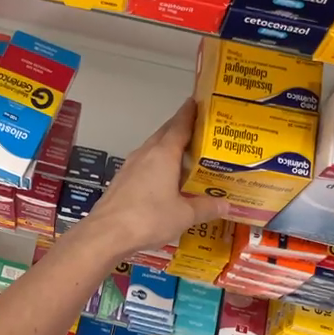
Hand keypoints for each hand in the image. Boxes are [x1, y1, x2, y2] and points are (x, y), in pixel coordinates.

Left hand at [66, 100, 228, 259]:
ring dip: (168, 145)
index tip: (199, 101)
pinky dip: (157, 162)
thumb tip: (226, 205)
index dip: (191, 112)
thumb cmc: (149, 218)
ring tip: (187, 152)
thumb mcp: (184, 215)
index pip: (180, 124)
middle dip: (181, 127)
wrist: (106, 233)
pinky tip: (165, 176)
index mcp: (164, 153)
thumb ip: (206, 208)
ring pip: (153, 148)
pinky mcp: (122, 179)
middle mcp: (146, 153)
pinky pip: (145, 163)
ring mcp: (131, 165)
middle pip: (165, 132)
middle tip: (201, 127)